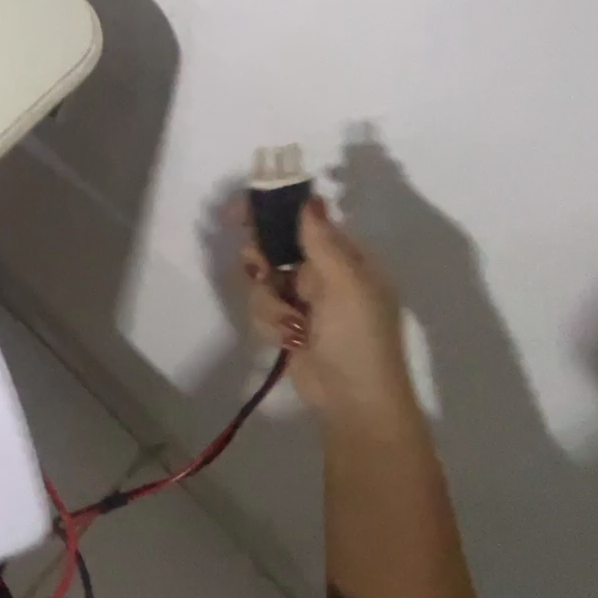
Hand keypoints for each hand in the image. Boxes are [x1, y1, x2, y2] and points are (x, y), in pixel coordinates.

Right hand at [243, 198, 418, 425]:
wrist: (352, 398)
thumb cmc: (357, 336)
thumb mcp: (344, 284)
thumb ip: (320, 241)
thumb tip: (310, 198)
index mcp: (347, 261)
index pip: (304, 224)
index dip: (272, 215)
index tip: (240, 211)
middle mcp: (325, 277)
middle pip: (276, 250)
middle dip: (264, 262)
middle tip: (258, 270)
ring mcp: (304, 303)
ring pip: (262, 282)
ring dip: (269, 303)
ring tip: (289, 324)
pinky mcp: (286, 326)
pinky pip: (260, 309)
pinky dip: (269, 323)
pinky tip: (286, 339)